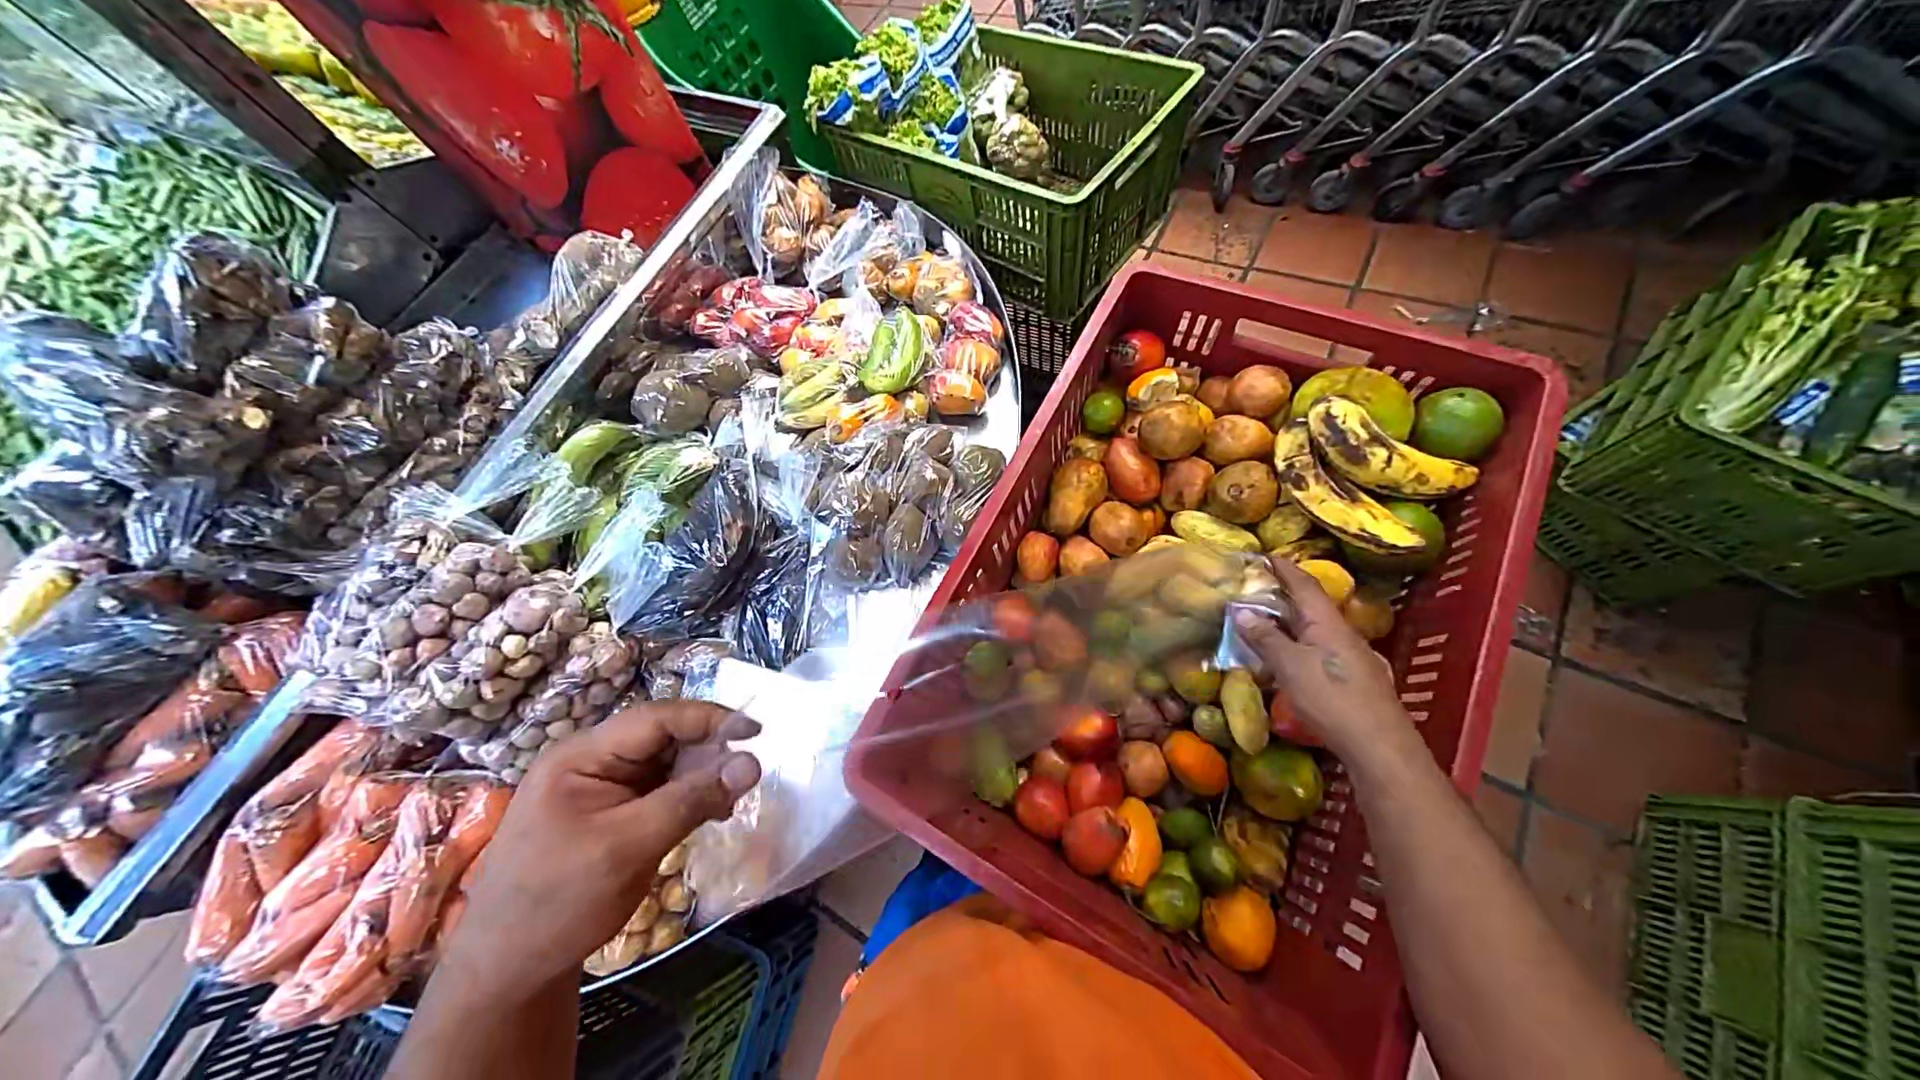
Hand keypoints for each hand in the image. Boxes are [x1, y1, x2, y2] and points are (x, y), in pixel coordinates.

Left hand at [444, 701, 761, 990]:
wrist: (506, 971)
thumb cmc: (558, 904)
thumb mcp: (629, 848)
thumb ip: (691, 800)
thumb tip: (752, 763)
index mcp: (582, 756)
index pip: (657, 718)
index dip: (709, 719)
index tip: (756, 733)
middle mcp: (592, 761)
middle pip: (664, 737)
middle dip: (708, 750)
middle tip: (747, 775)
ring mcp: (602, 787)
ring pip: (668, 764)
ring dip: (703, 776)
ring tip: (730, 800)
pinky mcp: (613, 813)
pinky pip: (662, 790)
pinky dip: (690, 797)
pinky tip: (711, 814)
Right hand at [1233, 558, 1416, 764]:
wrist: (1378, 746)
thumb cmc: (1331, 698)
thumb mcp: (1290, 666)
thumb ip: (1266, 638)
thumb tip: (1242, 610)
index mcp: (1328, 623)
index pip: (1305, 586)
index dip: (1286, 569)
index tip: (1266, 555)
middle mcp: (1343, 634)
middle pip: (1311, 606)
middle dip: (1284, 595)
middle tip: (1255, 588)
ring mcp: (1351, 658)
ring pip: (1315, 630)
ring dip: (1289, 622)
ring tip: (1264, 621)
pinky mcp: (1352, 680)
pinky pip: (1319, 650)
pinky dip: (1298, 644)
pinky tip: (1287, 658)